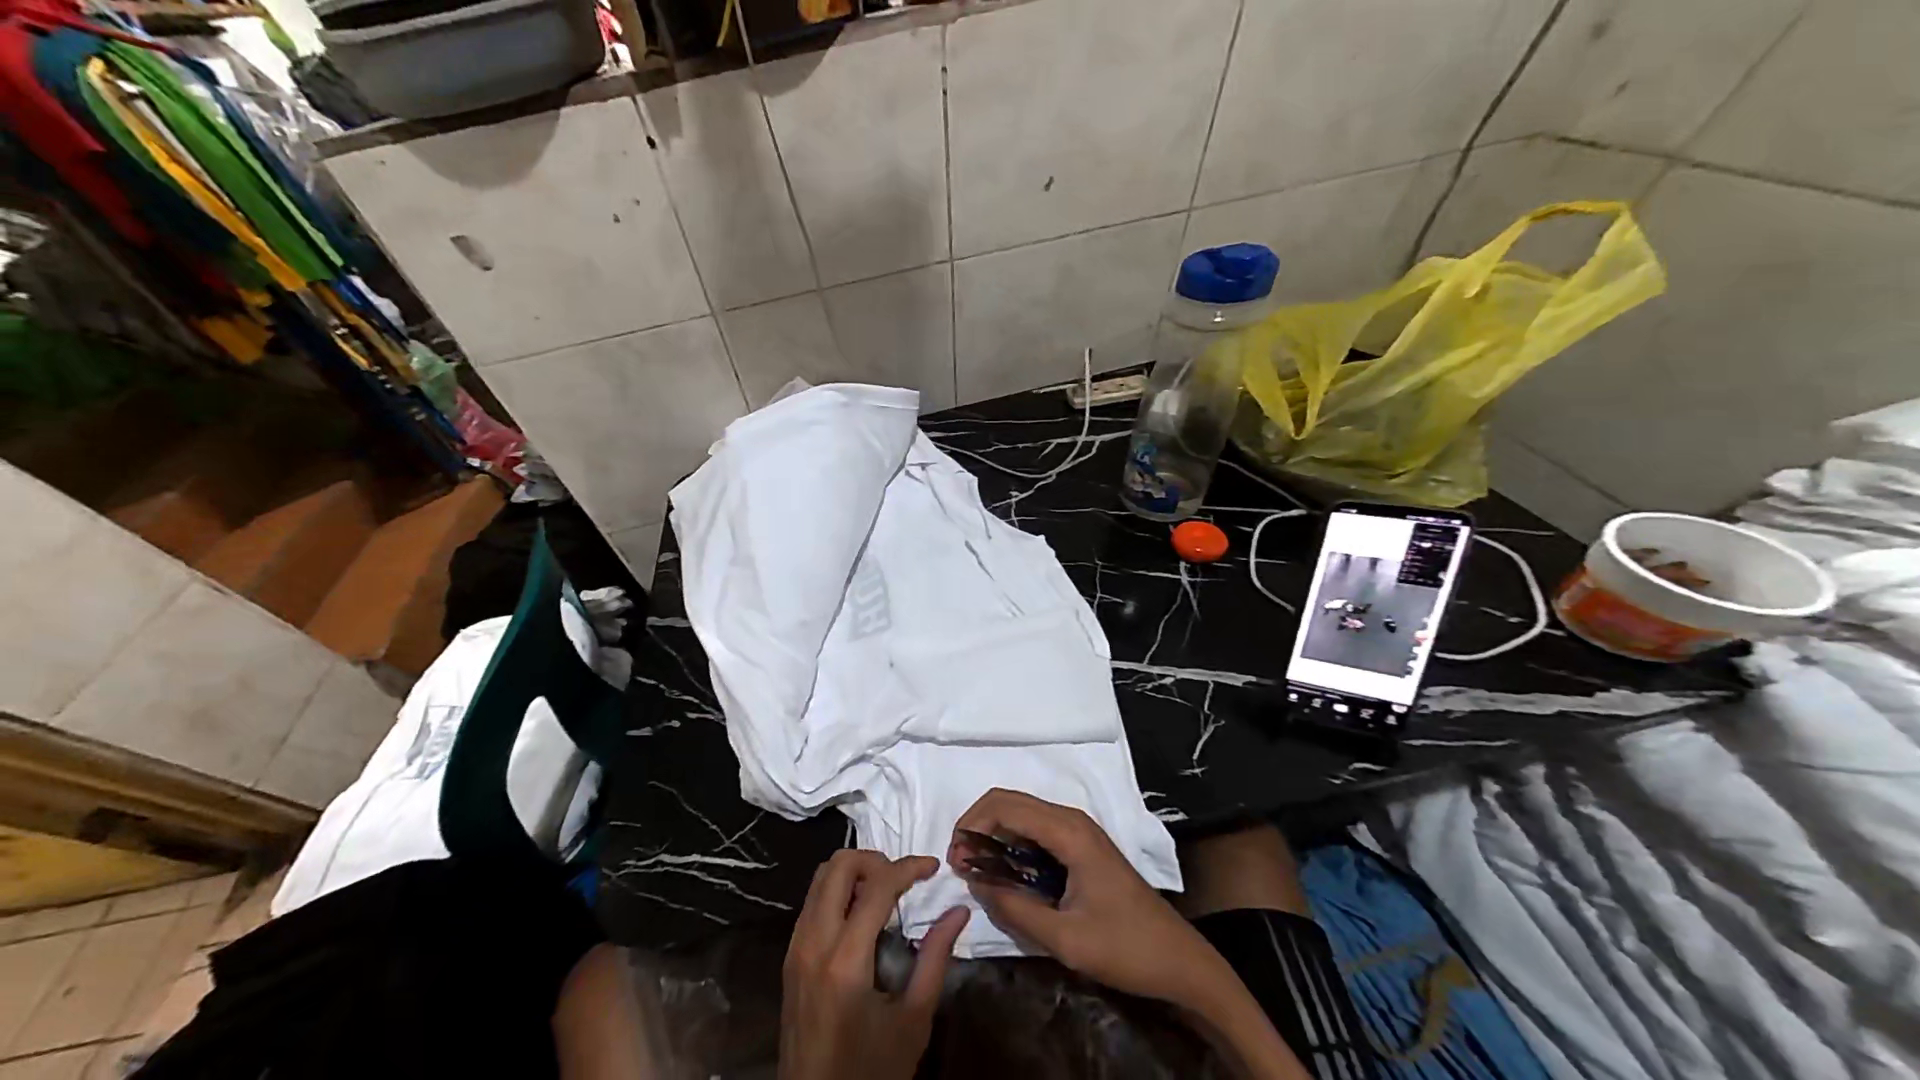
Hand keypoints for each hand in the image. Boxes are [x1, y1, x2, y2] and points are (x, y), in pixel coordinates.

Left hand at [779, 850, 968, 1079]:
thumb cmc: (871, 1070)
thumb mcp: (913, 1020)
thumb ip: (935, 959)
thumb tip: (959, 911)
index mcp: (845, 960)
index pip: (876, 886)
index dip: (908, 866)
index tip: (934, 866)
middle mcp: (813, 943)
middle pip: (837, 866)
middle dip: (876, 860)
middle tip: (904, 879)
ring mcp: (795, 948)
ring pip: (819, 878)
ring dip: (855, 872)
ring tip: (886, 894)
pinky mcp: (789, 957)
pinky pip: (812, 902)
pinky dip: (838, 891)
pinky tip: (862, 916)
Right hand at [951, 791, 1311, 1079]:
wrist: (1179, 960)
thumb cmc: (1126, 948)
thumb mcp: (1064, 938)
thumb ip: (1015, 908)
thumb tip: (973, 882)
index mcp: (1069, 831)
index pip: (1004, 805)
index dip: (971, 826)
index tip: (955, 862)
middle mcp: (1073, 820)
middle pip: (1010, 802)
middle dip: (978, 828)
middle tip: (961, 867)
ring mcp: (1080, 831)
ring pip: (1022, 816)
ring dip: (994, 837)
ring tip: (978, 875)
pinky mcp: (1082, 847)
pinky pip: (1037, 832)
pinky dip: (1012, 846)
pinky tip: (1007, 878)